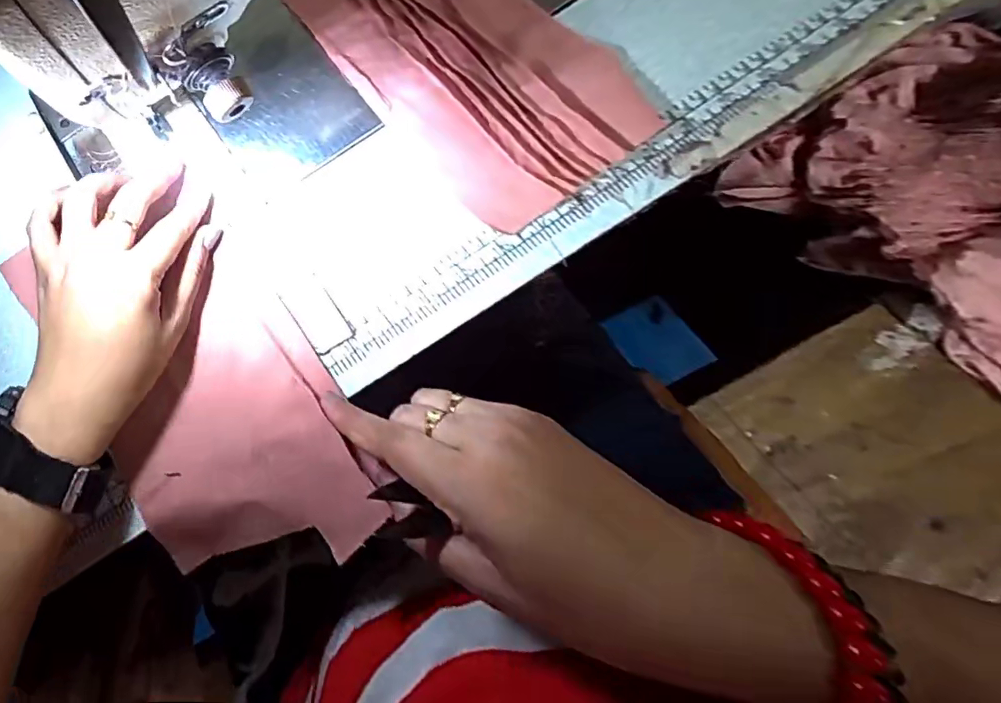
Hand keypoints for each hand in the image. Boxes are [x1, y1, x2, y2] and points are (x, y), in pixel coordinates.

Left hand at [14, 168, 219, 465]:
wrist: (73, 399)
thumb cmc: (130, 370)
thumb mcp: (173, 327)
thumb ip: (191, 275)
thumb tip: (210, 234)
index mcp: (134, 277)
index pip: (172, 228)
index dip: (193, 206)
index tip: (205, 189)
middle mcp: (97, 258)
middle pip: (129, 202)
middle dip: (157, 177)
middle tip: (174, 164)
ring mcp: (65, 258)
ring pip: (80, 198)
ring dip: (105, 179)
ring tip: (124, 178)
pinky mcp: (44, 265)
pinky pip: (39, 220)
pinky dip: (53, 199)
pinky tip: (72, 195)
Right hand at [321, 391, 832, 702]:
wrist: (675, 579)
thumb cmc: (580, 598)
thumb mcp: (494, 584)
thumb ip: (438, 539)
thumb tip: (412, 513)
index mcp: (470, 478)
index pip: (393, 438)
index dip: (354, 422)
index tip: (325, 404)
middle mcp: (486, 431)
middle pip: (412, 410)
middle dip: (392, 436)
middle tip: (399, 482)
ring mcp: (516, 418)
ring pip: (442, 401)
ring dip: (425, 426)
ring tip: (437, 474)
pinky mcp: (538, 419)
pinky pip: (475, 407)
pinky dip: (456, 424)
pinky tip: (476, 465)